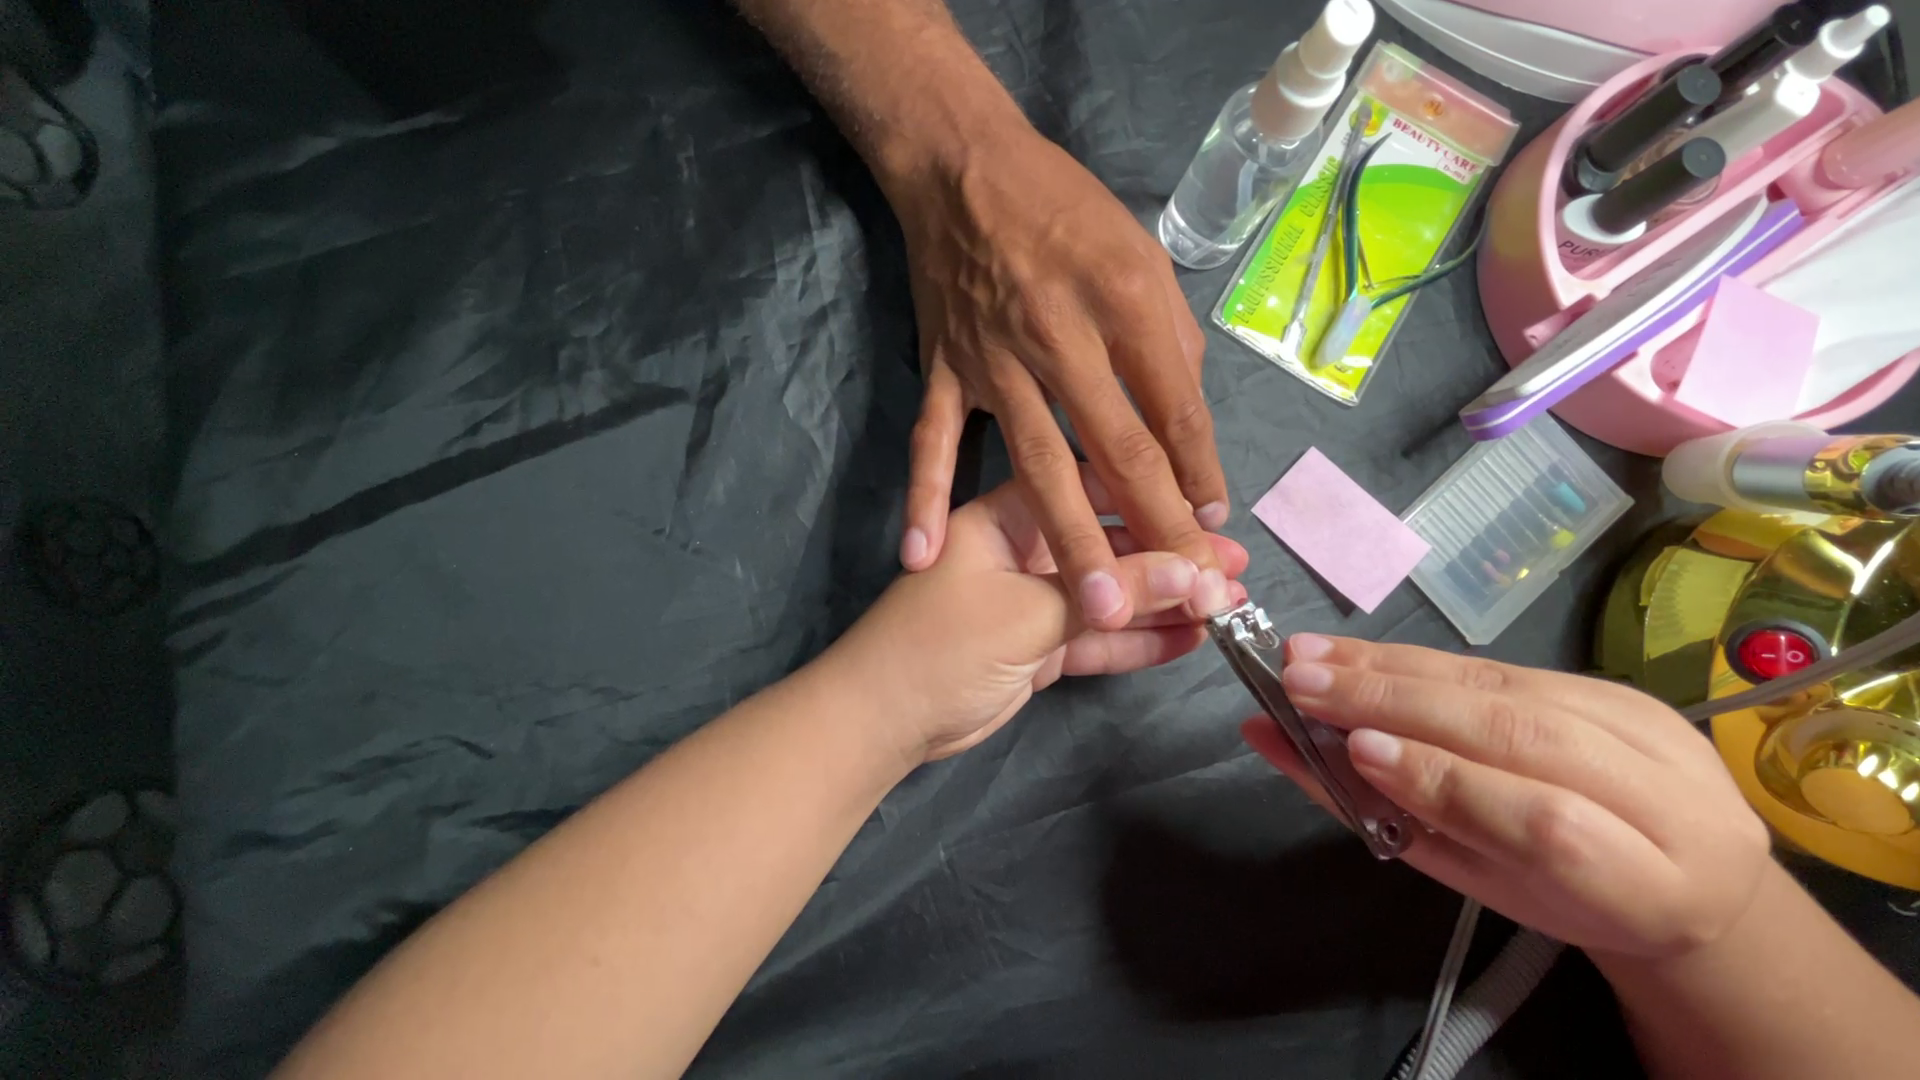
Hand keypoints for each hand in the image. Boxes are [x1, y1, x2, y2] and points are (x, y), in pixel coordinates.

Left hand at [826, 475, 1245, 765]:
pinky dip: (1137, 642)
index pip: (1090, 493)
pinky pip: (1097, 639)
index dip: (1151, 503)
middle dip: (1169, 560)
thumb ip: (1109, 594)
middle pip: (1108, 548)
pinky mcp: (1038, 648)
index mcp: (1008, 517)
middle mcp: (1025, 551)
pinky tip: (1187, 639)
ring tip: (1226, 606)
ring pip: (1109, 598)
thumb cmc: (942, 644)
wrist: (882, 720)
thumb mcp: (1028, 612)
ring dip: (1163, 604)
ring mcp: (1033, 602)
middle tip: (1233, 570)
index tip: (1209, 520)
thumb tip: (1193, 575)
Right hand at [887, 124, 1228, 630]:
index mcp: (1124, 302)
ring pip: (1038, 462)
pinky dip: (922, 498)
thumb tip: (1187, 429)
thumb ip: (1171, 345)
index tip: (1213, 529)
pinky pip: (932, 443)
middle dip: (1155, 528)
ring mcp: (995, 361)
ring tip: (1095, 606)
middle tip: (1182, 598)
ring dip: (1070, 538)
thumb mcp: (1144, 258)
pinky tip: (921, 555)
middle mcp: (1062, 338)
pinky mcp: (944, 372)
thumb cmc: (1066, 211)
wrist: (964, 170)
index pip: (1176, 410)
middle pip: (1117, 451)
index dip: (1201, 475)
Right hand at [1242, 636, 1771, 959]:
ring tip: (1311, 656)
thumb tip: (1272, 741)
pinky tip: (1358, 652)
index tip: (1356, 749)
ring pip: (1506, 685)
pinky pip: (1503, 665)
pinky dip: (1418, 657)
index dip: (1446, 780)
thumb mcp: (1470, 881)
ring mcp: (1647, 729)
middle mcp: (1665, 798)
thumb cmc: (1556, 896)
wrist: (1683, 876)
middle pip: (1520, 732)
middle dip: (1395, 701)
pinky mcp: (1618, 687)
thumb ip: (1376, 814)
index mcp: (1644, 887)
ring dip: (1393, 666)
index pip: (1542, 824)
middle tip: (1300, 682)